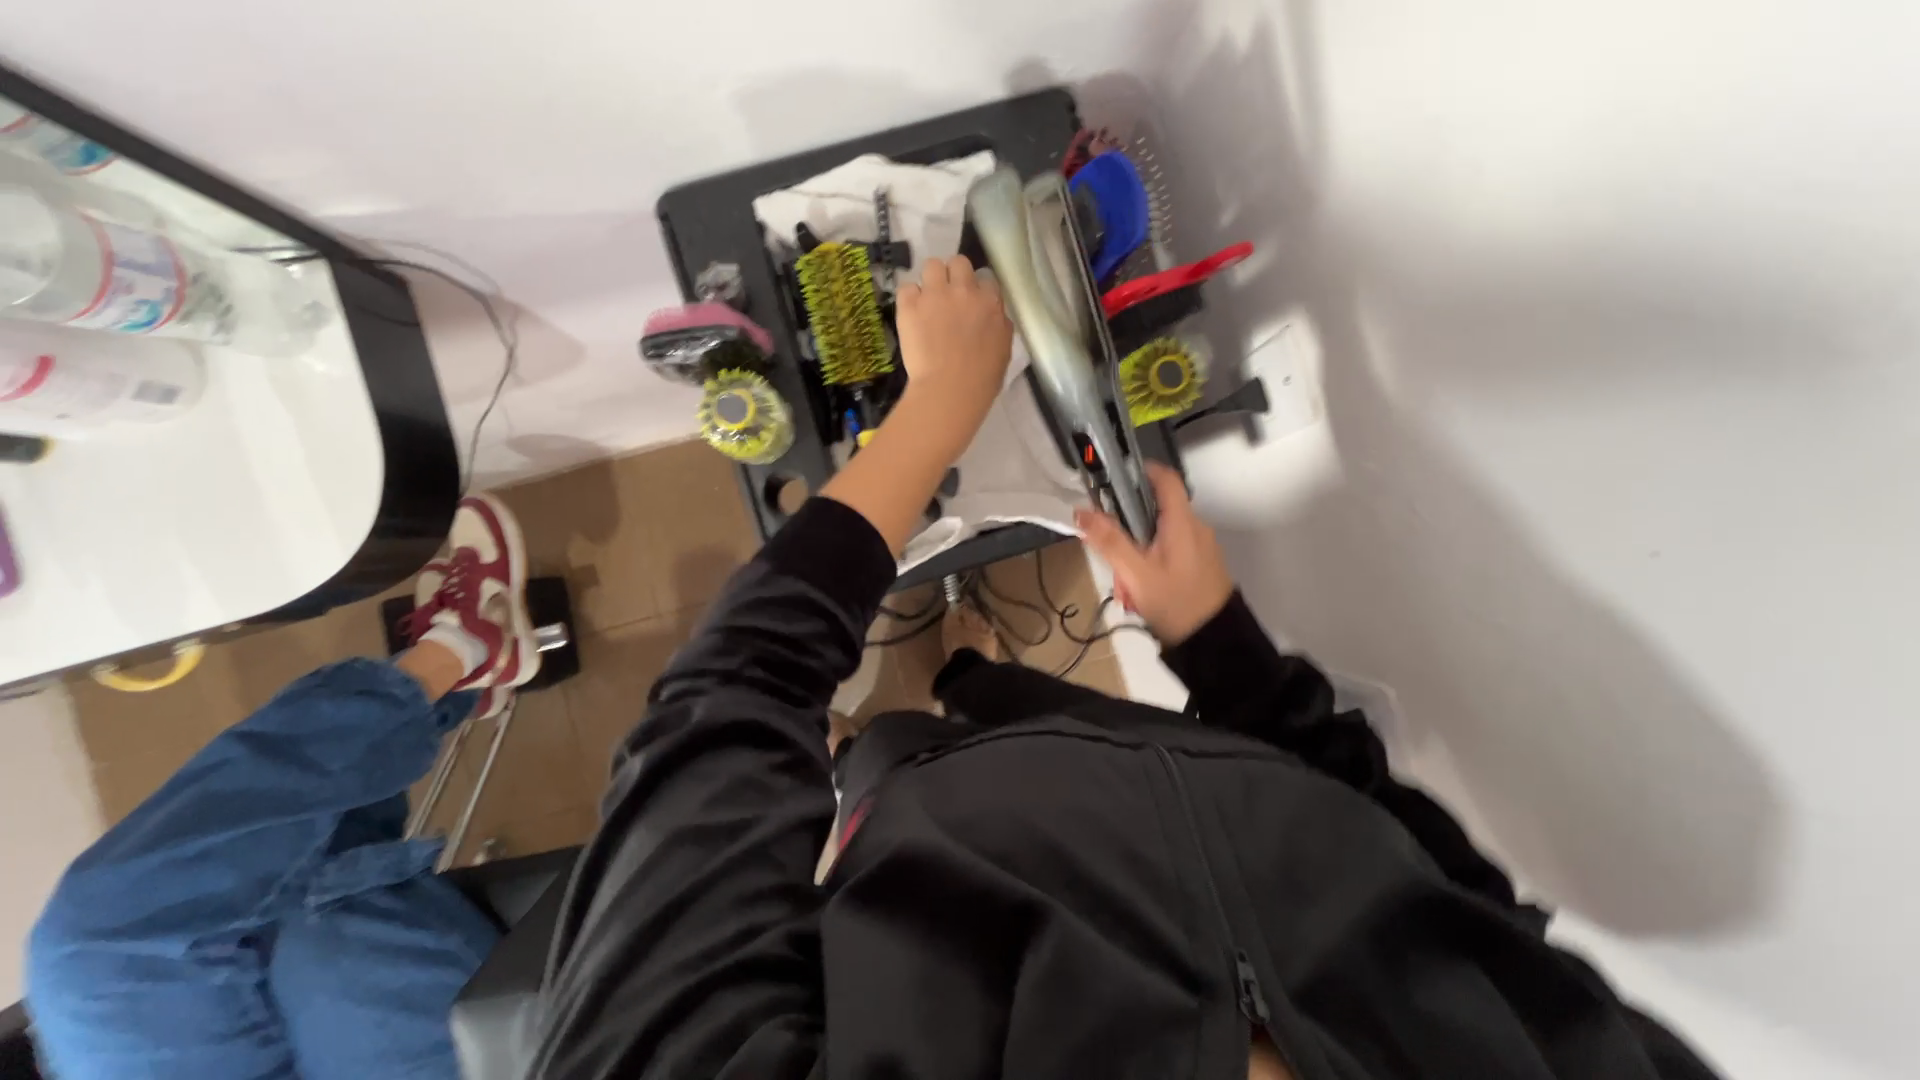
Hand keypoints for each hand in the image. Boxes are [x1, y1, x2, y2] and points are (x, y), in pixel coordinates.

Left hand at [893, 255, 1013, 452]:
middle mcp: (964, 290)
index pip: (985, 279)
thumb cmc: (982, 378)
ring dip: (930, 280)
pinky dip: (909, 300)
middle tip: (947, 297)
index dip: (976, 289)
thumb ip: (1000, 325)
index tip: (970, 303)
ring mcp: (935, 294)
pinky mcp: (910, 305)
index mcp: (990, 301)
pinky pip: (907, 288)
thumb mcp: (1004, 350)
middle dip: (953, 276)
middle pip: (958, 262)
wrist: (950, 389)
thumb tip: (995, 315)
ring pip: (931, 265)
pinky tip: (911, 315)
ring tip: (927, 301)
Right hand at [1075, 463, 1234, 645]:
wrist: (1214, 641)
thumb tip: (1081, 512)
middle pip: (1156, 509)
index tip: (1114, 481)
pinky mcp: (1202, 564)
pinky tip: (1142, 588)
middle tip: (1110, 550)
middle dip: (1129, 525)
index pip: (1165, 478)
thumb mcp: (1136, 573)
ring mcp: (1201, 547)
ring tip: (1125, 582)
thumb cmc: (1176, 603)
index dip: (1140, 472)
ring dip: (1138, 549)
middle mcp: (1195, 527)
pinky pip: (1172, 550)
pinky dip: (1152, 561)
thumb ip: (1109, 541)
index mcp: (1182, 522)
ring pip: (1161, 533)